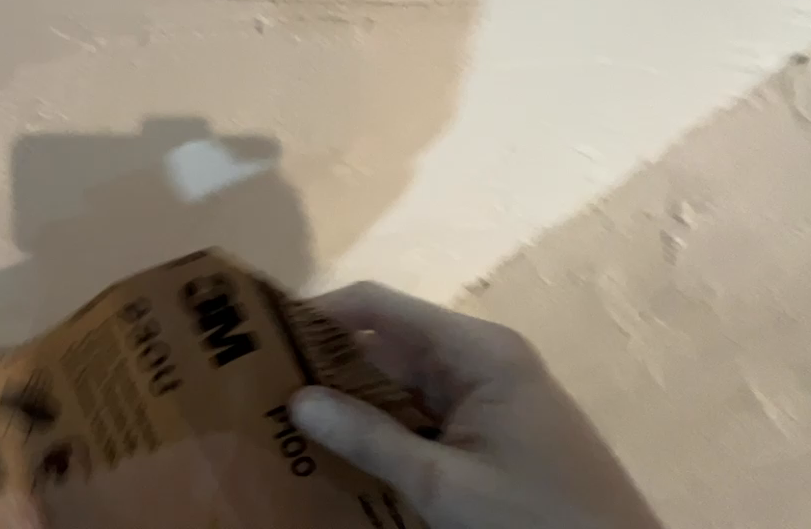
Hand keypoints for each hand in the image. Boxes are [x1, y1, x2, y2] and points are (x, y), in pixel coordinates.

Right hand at [291, 282, 663, 528]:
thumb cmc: (544, 526)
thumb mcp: (447, 489)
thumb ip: (369, 438)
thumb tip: (294, 398)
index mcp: (477, 350)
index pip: (376, 305)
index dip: (319, 313)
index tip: (267, 336)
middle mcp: (480, 358)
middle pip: (384, 342)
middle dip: (328, 364)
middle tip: (270, 386)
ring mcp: (489, 395)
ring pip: (398, 381)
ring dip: (353, 400)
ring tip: (294, 416)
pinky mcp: (495, 430)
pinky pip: (421, 413)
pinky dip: (384, 427)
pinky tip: (347, 450)